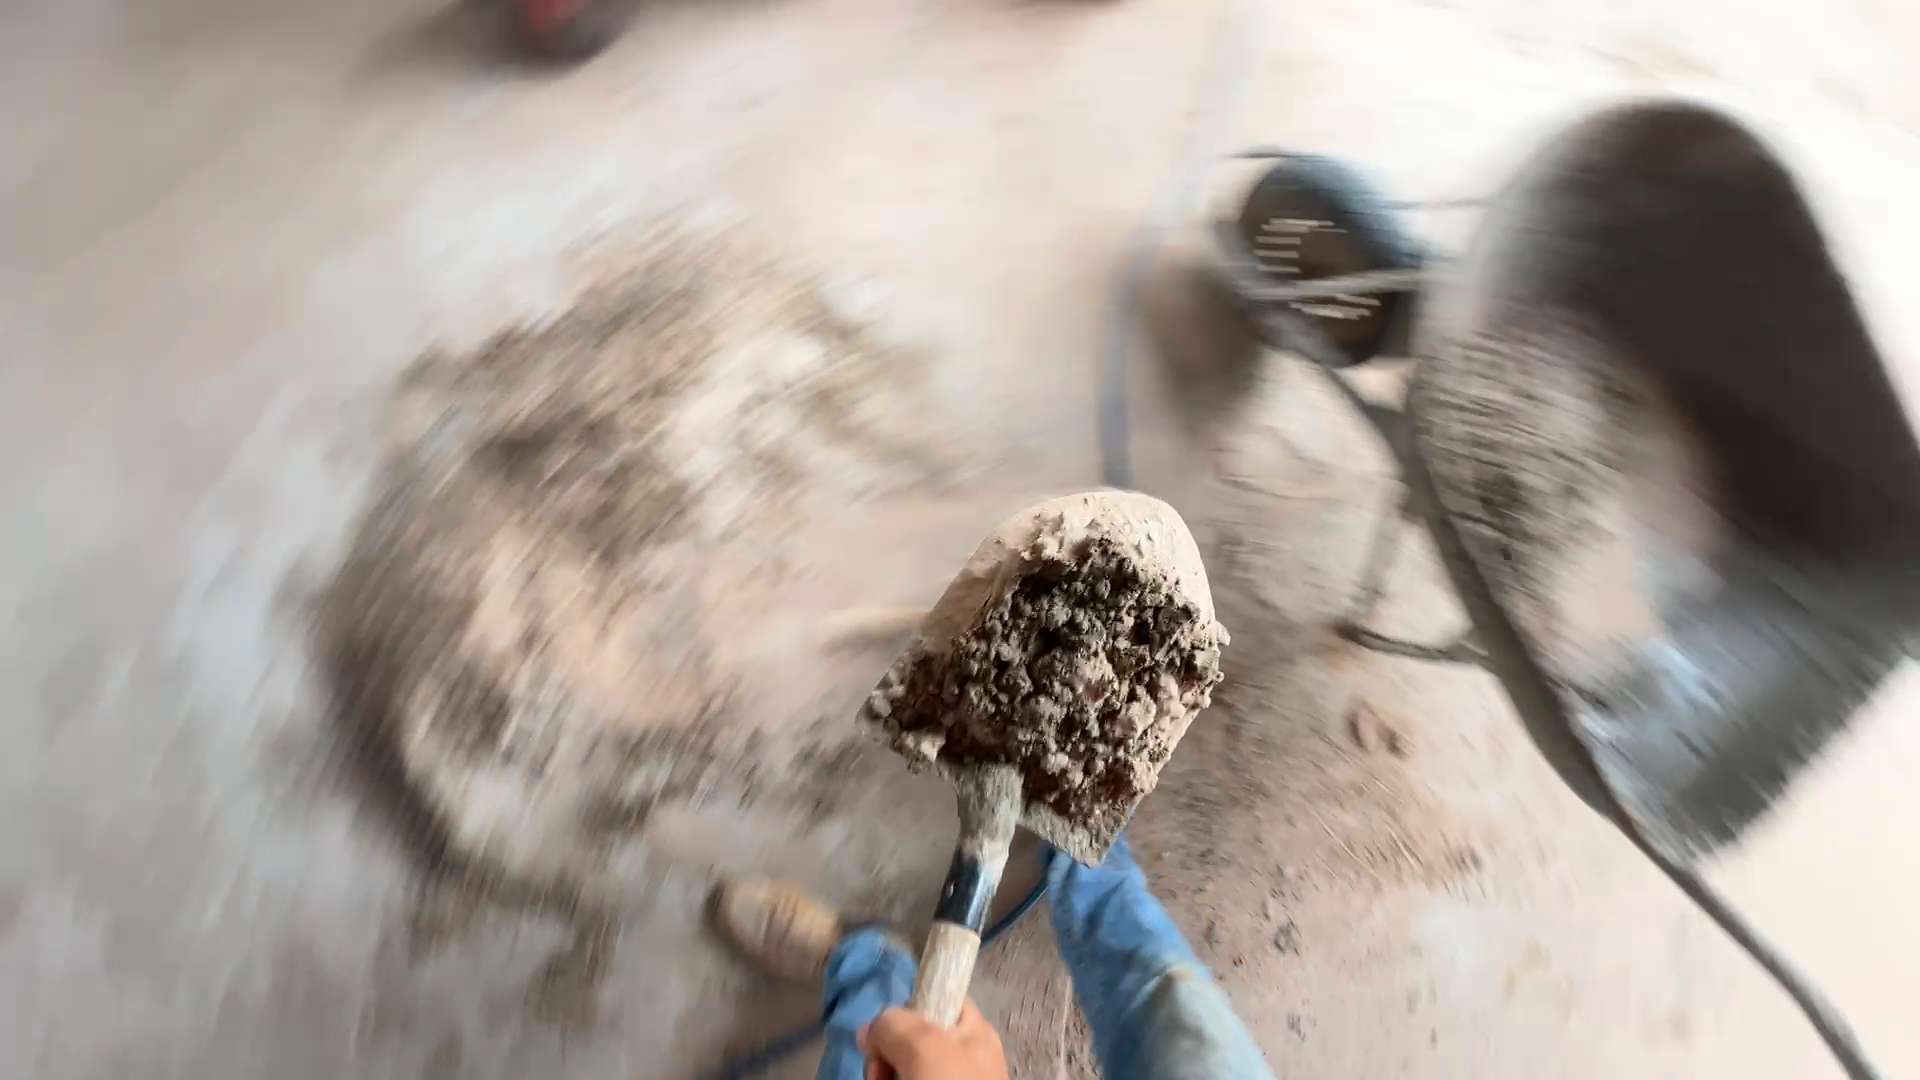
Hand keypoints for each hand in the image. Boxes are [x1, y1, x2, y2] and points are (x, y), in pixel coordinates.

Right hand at [857, 1001, 1009, 1079]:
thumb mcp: (925, 1045)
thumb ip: (894, 1023)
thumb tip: (871, 1031)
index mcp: (974, 1034)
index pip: (939, 999)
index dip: (910, 1006)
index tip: (887, 1028)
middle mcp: (961, 1061)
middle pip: (911, 1041)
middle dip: (885, 1054)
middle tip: (878, 1073)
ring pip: (899, 1073)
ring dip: (881, 1077)